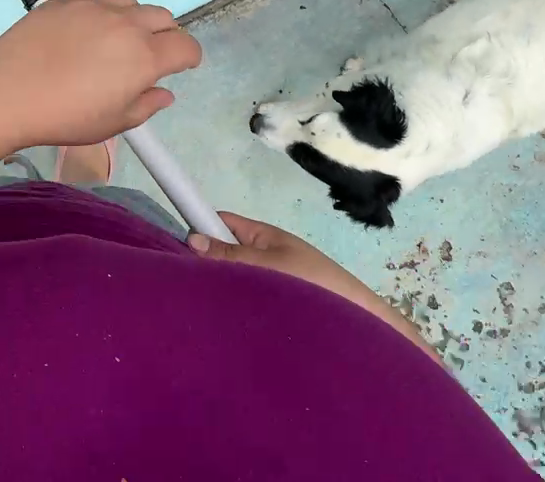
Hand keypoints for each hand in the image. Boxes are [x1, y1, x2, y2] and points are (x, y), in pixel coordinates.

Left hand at [0, 0, 201, 149]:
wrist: (6, 92)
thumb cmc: (64, 116)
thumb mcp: (112, 123)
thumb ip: (146, 105)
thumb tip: (163, 93)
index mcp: (144, 56)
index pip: (185, 46)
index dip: (188, 58)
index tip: (180, 67)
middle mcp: (124, 23)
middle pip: (162, 17)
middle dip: (164, 36)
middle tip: (148, 57)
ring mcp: (92, 7)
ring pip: (128, 3)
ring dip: (132, 19)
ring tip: (115, 42)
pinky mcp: (64, 0)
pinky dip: (100, 10)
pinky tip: (85, 30)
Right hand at [187, 212, 441, 363]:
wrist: (366, 323)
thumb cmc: (317, 284)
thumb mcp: (269, 267)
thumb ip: (230, 257)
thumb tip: (191, 237)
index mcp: (263, 236)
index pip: (222, 222)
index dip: (200, 226)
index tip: (178, 244)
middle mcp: (264, 254)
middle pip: (224, 251)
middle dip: (207, 262)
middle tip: (188, 282)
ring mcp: (271, 280)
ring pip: (234, 277)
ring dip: (222, 288)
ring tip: (204, 305)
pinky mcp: (277, 305)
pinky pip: (246, 298)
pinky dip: (235, 305)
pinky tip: (225, 321)